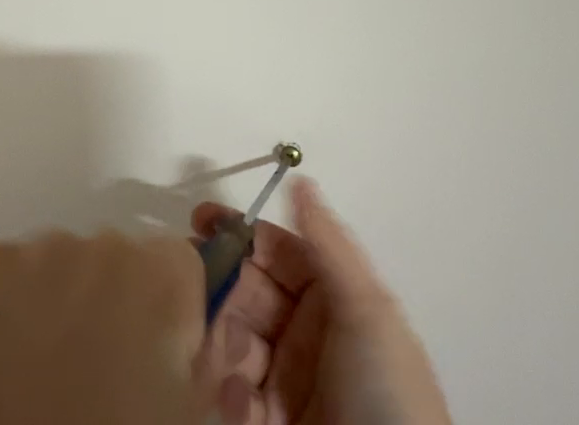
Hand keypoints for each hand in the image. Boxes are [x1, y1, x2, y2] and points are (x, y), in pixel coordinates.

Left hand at [0, 229, 211, 424]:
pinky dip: (18, 298)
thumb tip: (209, 332)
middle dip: (115, 296)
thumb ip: (207, 358)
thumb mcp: (183, 407)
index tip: (155, 349)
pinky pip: (19, 270)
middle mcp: (108, 242)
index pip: (182, 264)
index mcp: (165, 274)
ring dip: (66, 294)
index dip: (171, 307)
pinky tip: (11, 349)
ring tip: (49, 359)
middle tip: (98, 361)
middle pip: (121, 257)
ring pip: (67, 260)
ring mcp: (45, 246)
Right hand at [194, 178, 452, 424]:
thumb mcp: (366, 309)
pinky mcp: (267, 421)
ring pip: (232, 341)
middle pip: (246, 292)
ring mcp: (285, 378)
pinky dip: (228, 393)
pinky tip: (239, 400)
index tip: (200, 221)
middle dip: (220, 288)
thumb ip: (327, 243)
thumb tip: (300, 179)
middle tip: (194, 289)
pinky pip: (233, 394)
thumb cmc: (384, 388)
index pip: (277, 252)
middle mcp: (305, 332)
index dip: (240, 233)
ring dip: (222, 344)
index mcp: (332, 298)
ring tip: (230, 364)